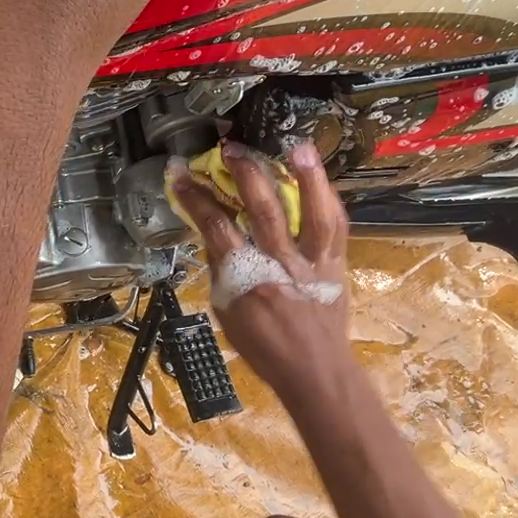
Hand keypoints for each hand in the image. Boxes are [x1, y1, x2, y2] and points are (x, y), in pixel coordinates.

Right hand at [170, 140, 353, 399]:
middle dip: (245, 174)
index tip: (181, 175)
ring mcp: (313, 263)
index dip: (196, 198)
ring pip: (311, 213)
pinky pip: (336, 227)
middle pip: (263, 210)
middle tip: (232, 149)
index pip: (216, 228)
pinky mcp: (336, 264)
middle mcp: (280, 265)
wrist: (313, 371)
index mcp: (245, 279)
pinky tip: (321, 179)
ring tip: (297, 146)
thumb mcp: (226, 311)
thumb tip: (216, 237)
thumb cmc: (263, 347)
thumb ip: (222, 271)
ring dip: (305, 176)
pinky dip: (328, 199)